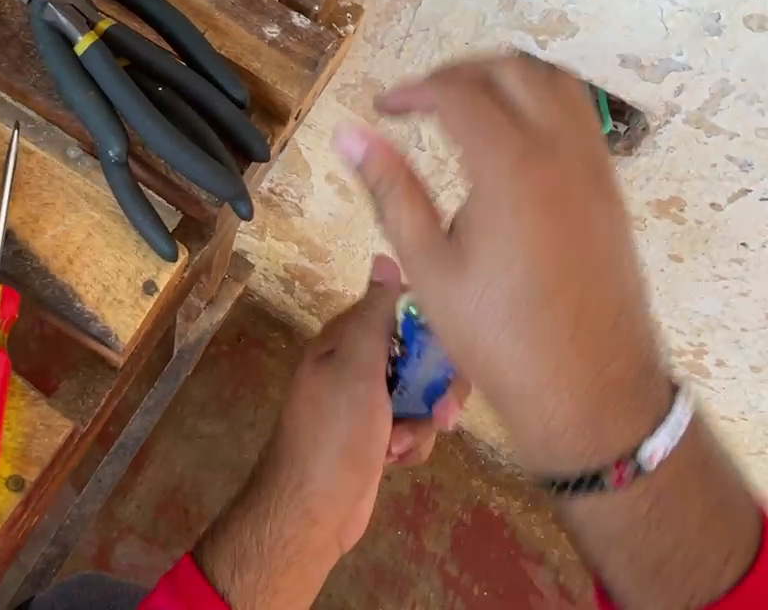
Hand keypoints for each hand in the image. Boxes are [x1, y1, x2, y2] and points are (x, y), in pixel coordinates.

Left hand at [194, 255, 464, 608]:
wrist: (312, 512)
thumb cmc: (334, 432)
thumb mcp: (357, 366)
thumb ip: (376, 314)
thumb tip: (385, 255)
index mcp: (345, 339)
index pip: (398, 312)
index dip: (430, 328)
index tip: (456, 349)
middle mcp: (355, 364)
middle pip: (417, 355)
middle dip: (434, 385)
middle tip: (443, 413)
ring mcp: (366, 402)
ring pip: (420, 394)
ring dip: (421, 421)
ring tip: (403, 445)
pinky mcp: (376, 436)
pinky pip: (411, 426)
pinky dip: (410, 443)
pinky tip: (395, 460)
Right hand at [334, 54, 763, 609]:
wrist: (593, 394)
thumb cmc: (498, 336)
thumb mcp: (427, 264)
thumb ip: (390, 188)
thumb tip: (347, 134)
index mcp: (510, 166)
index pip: (458, 91)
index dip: (413, 90)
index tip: (383, 106)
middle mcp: (561, 150)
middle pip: (511, 67)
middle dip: (459, 71)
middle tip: (420, 100)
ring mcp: (595, 165)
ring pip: (554, 80)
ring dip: (505, 77)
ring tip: (463, 106)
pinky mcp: (610, 186)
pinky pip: (579, 113)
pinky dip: (539, 100)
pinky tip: (509, 138)